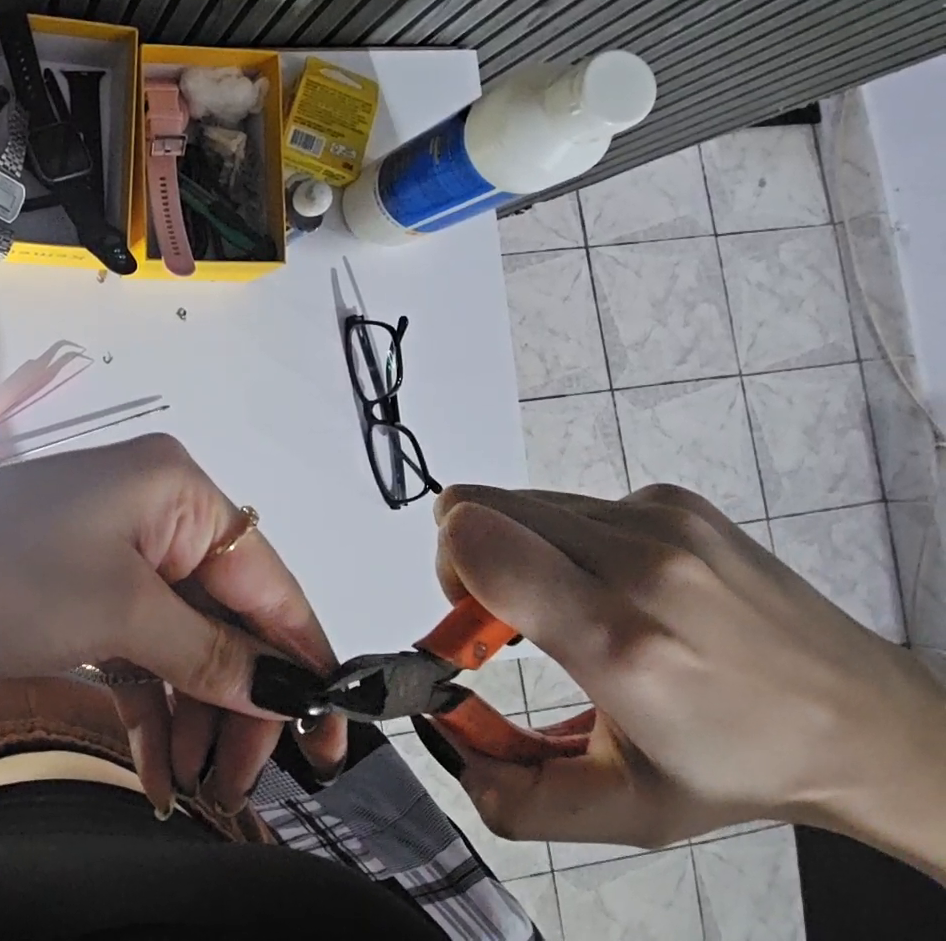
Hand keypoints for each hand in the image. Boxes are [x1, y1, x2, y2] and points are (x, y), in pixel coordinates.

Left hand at [0, 433, 346, 816]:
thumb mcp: (117, 611)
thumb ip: (210, 652)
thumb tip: (286, 688)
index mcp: (174, 490)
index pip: (267, 580)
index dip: (303, 662)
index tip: (330, 742)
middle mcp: (151, 514)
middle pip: (226, 618)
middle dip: (240, 702)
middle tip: (248, 783)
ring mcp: (110, 555)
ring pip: (181, 642)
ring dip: (193, 714)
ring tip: (199, 788)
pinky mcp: (75, 593)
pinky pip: (135, 652)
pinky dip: (147, 706)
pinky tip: (156, 767)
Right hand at [431, 483, 945, 854]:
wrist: (874, 726)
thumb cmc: (741, 767)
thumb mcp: (619, 811)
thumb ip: (509, 794)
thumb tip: (439, 735)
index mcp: (622, 644)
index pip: (477, 544)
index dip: (447, 573)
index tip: (472, 623)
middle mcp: (640, 565)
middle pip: (476, 508)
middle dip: (464, 559)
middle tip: (505, 618)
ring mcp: (660, 522)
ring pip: (513, 502)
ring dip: (510, 547)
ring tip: (563, 604)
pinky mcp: (673, 502)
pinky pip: (562, 501)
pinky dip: (556, 537)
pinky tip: (604, 584)